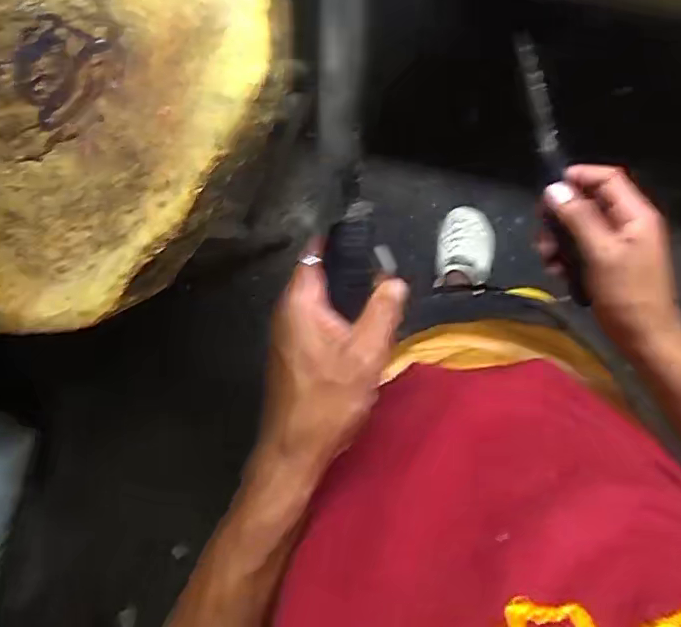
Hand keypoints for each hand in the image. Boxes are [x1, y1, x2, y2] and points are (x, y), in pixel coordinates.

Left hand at [254, 238, 407, 477]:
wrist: (295, 449)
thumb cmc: (329, 399)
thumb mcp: (367, 353)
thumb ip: (382, 311)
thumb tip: (395, 280)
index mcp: (299, 300)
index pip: (314, 253)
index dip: (337, 240)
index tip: (362, 232)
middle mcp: (286, 308)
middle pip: (316, 274)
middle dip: (346, 268)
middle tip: (380, 265)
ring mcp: (285, 329)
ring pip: (316, 298)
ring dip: (342, 294)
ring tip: (375, 291)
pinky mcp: (290, 348)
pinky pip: (314, 317)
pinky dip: (334, 314)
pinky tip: (356, 325)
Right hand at [536, 165, 680, 354]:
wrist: (647, 340)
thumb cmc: (628, 295)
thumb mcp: (600, 252)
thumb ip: (577, 217)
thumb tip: (554, 188)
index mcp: (636, 215)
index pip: (607, 178)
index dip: (578, 177)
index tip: (550, 191)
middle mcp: (629, 223)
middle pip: (588, 200)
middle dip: (561, 214)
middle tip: (543, 232)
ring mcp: (620, 243)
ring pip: (580, 224)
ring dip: (558, 237)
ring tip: (547, 258)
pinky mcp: (610, 261)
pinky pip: (581, 245)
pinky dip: (566, 254)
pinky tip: (557, 270)